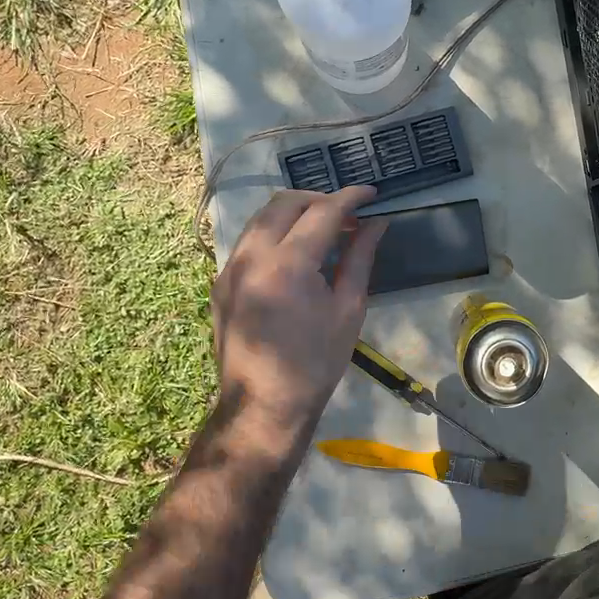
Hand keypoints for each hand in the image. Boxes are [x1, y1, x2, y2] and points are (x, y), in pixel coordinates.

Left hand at [211, 187, 386, 430]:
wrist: (264, 405)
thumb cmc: (317, 361)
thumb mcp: (349, 308)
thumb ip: (360, 257)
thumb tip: (376, 222)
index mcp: (288, 265)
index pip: (323, 211)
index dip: (351, 198)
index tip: (373, 194)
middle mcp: (252, 257)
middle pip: (286, 203)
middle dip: (320, 199)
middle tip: (349, 214)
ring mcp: (230, 268)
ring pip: (263, 217)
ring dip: (296, 213)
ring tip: (325, 230)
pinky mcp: (222, 281)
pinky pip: (250, 240)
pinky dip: (276, 233)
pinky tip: (298, 254)